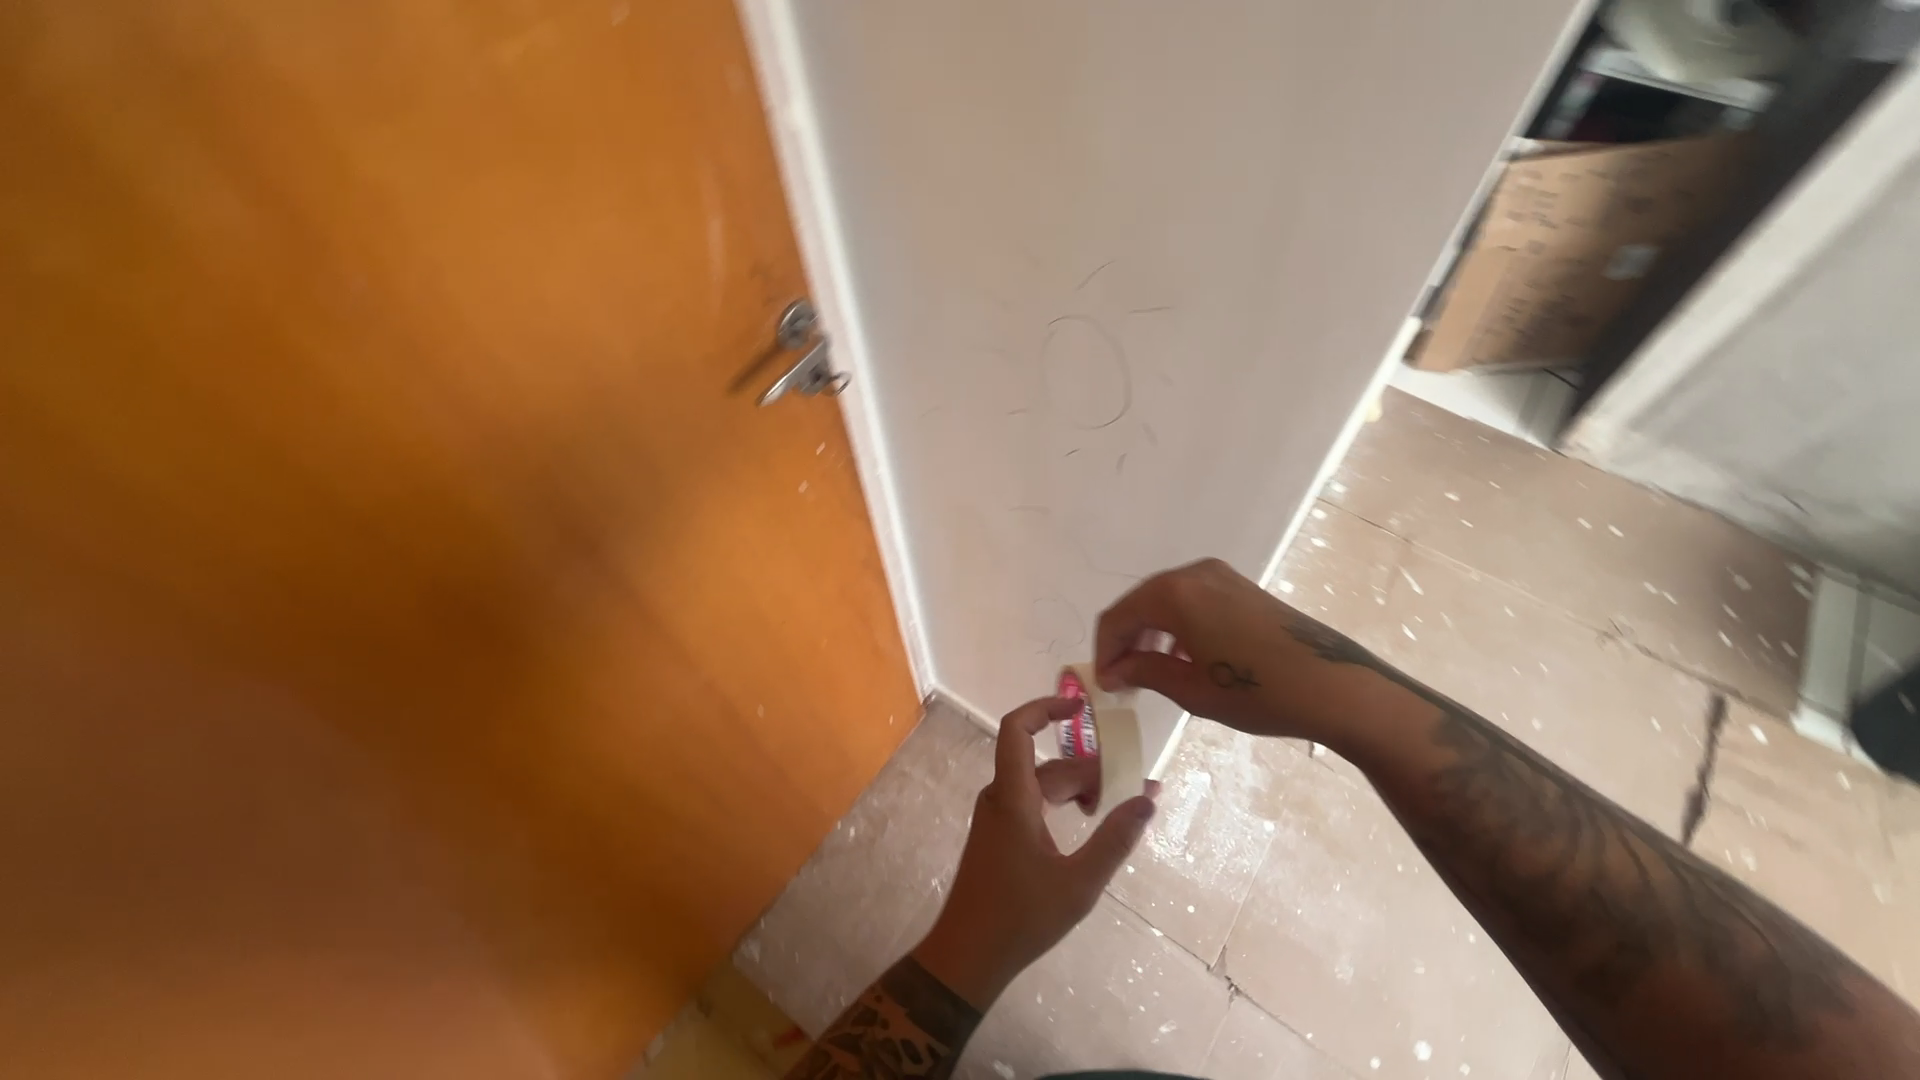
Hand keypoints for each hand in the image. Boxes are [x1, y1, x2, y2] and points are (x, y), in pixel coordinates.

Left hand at [912, 696, 1157, 1007]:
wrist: (968, 956)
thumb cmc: (1020, 918)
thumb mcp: (1079, 884)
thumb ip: (1113, 840)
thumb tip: (1147, 800)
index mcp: (1012, 798)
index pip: (1016, 729)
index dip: (1045, 708)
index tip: (1081, 708)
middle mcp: (1001, 798)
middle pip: (1047, 764)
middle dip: (1091, 768)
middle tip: (1135, 785)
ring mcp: (998, 817)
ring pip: (1044, 786)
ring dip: (1081, 790)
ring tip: (1119, 807)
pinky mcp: (1001, 836)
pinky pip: (1036, 804)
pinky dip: (1065, 806)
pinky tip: (1091, 824)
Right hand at [1094, 557, 1348, 743]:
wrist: (1335, 686)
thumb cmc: (1257, 692)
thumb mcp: (1191, 689)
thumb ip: (1144, 672)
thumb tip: (1113, 672)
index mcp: (1174, 594)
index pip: (1119, 618)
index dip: (1105, 652)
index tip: (1104, 685)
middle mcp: (1193, 574)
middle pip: (1140, 604)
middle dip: (1126, 641)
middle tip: (1123, 680)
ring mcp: (1221, 576)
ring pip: (1165, 600)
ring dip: (1150, 633)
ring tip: (1150, 673)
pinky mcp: (1241, 586)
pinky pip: (1191, 600)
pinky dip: (1176, 625)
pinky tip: (1183, 657)